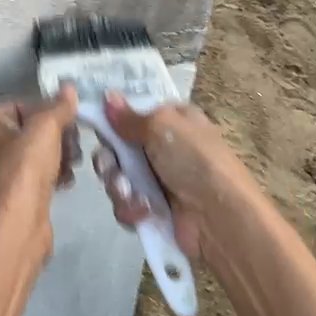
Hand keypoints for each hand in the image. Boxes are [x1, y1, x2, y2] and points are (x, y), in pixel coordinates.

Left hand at [0, 86, 81, 243]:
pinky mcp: (4, 197)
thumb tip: (69, 87)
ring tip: (73, 164)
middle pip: (26, 129)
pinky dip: (48, 175)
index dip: (48, 112)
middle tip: (75, 145)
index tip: (69, 123)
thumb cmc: (23, 170)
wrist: (15, 229)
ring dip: (56, 156)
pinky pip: (29, 176)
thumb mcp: (45, 129)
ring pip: (30, 153)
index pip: (20, 105)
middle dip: (55, 136)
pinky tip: (66, 181)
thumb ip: (59, 107)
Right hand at [92, 92, 258, 260]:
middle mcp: (162, 147)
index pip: (131, 113)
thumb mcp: (162, 127)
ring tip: (130, 193)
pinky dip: (129, 208)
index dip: (111, 119)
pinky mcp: (152, 210)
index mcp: (171, 119)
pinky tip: (142, 212)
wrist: (220, 218)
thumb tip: (107, 96)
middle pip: (116, 147)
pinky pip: (125, 204)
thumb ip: (130, 117)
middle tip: (110, 164)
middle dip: (109, 158)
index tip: (94, 122)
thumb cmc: (194, 160)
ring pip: (117, 177)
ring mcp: (156, 180)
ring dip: (118, 185)